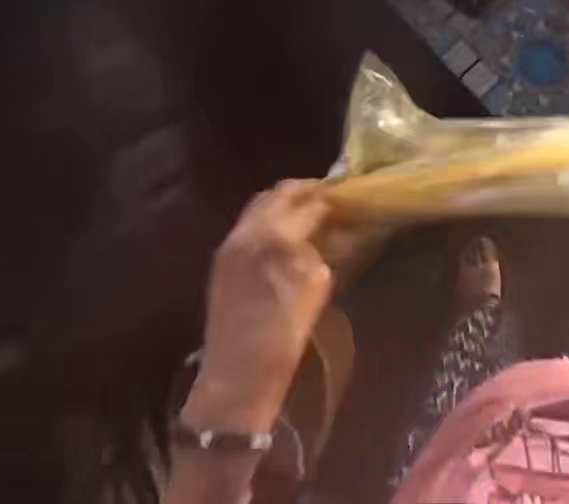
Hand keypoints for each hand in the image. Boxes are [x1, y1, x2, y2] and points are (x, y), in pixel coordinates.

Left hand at [184, 181, 333, 432]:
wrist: (237, 377)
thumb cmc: (285, 336)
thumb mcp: (317, 288)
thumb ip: (324, 250)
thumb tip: (334, 230)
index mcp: (278, 236)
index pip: (310, 203)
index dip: (331, 199)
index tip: (346, 199)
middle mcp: (251, 229)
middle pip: (280, 192)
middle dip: (306, 191)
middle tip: (327, 198)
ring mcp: (232, 241)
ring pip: (261, 202)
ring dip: (285, 201)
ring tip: (306, 212)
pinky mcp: (222, 255)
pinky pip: (248, 221)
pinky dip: (269, 217)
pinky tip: (283, 231)